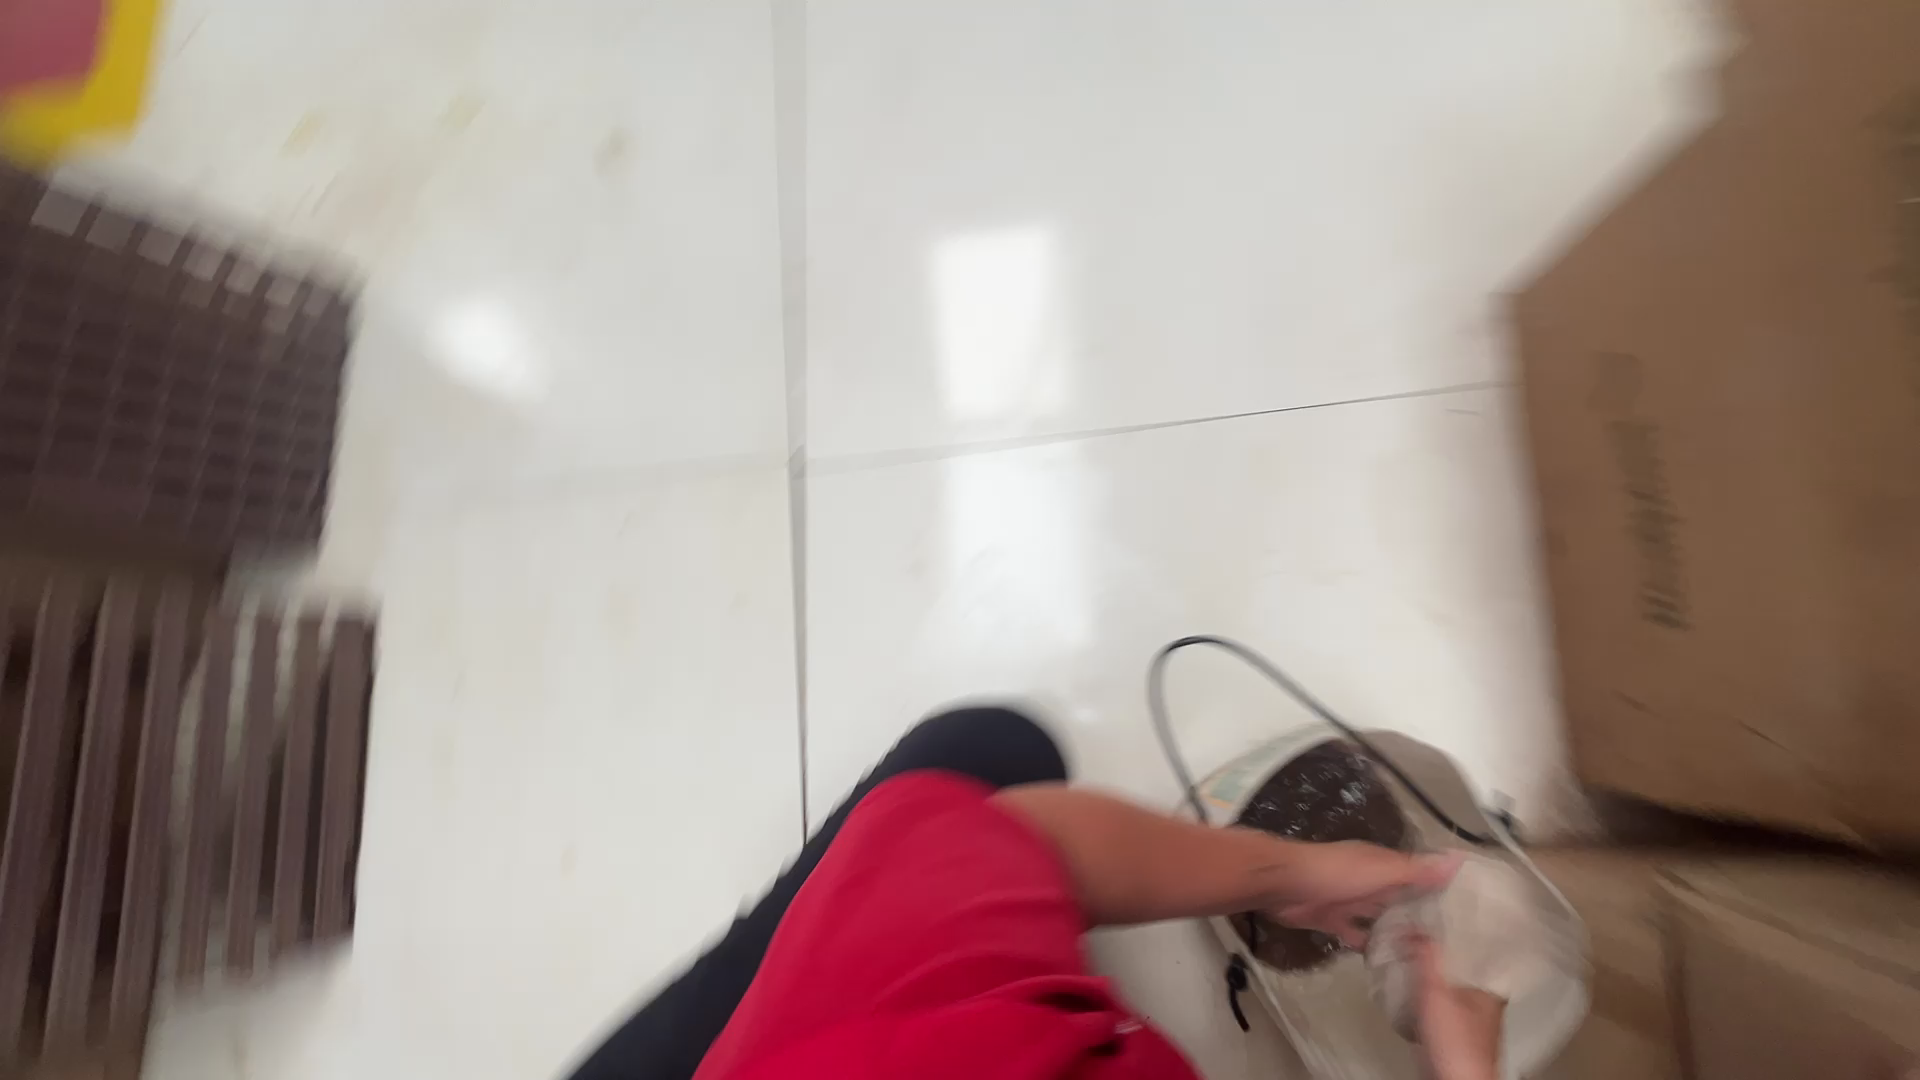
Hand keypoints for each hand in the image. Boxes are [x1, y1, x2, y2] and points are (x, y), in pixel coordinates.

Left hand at [1262, 844, 1461, 947]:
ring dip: (1398, 934)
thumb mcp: (1379, 868)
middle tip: (1458, 947)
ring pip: (1380, 918)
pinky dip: (1370, 946)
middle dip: (1423, 917)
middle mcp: (1366, 881)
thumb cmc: (1335, 872)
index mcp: (1379, 865)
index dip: (1441, 890)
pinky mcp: (1332, 921)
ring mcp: (1348, 902)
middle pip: (1399, 899)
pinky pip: (1356, 935)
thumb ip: (1415, 869)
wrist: (1284, 884)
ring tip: (1431, 961)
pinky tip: (1390, 964)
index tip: (1473, 914)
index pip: (1417, 876)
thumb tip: (1457, 860)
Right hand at [1411, 935, 1505, 1079]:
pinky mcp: (1451, 1029)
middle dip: (1435, 948)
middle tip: (1411, 927)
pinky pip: (1435, 998)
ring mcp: (1467, 1016)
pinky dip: (1422, 988)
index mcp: (1488, 988)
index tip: (1435, 913)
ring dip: (1426, 968)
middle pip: (1457, 965)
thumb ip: (1427, 957)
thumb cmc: (1455, 1040)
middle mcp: (1482, 1000)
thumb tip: (1417, 924)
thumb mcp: (1436, 990)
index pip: (1474, 949)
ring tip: (1404, 949)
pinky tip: (1407, 981)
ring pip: (1445, 981)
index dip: (1455, 931)